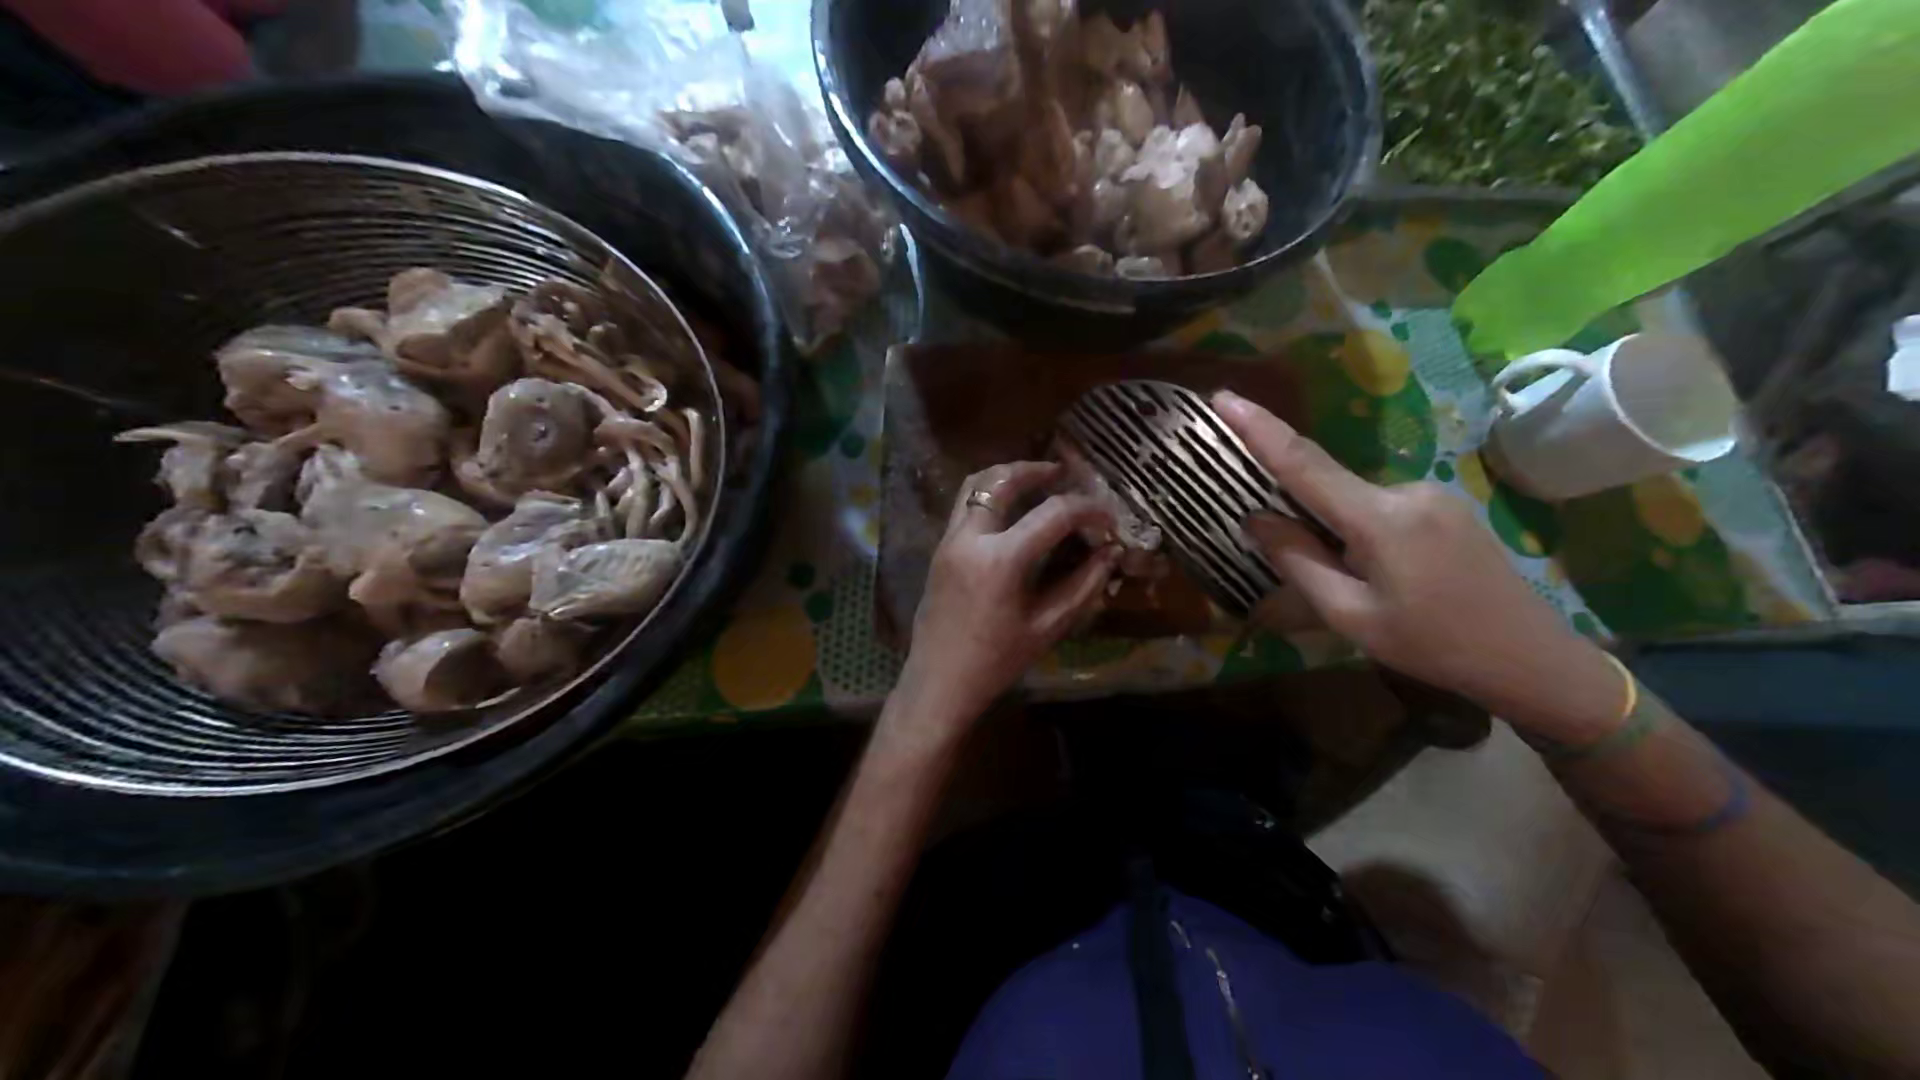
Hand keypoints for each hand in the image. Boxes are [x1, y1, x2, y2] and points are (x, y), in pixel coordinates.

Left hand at [892, 462, 1122, 741]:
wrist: (938, 682)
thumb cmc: (996, 661)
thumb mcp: (1048, 627)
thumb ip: (1083, 585)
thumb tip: (1110, 553)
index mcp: (1001, 559)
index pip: (1053, 513)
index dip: (1088, 510)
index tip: (1108, 518)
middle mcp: (970, 538)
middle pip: (1002, 481)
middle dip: (1037, 471)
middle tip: (1063, 473)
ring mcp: (949, 541)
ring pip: (975, 485)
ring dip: (1007, 476)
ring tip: (1036, 480)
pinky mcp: (939, 549)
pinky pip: (964, 505)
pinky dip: (989, 494)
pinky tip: (1011, 509)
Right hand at [1213, 392, 1624, 735]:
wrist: (1532, 658)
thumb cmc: (1432, 645)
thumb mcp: (1350, 615)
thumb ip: (1298, 562)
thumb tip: (1256, 519)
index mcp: (1381, 518)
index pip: (1304, 464)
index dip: (1259, 430)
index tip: (1223, 398)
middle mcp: (1407, 490)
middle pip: (1326, 485)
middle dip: (1296, 508)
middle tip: (1287, 553)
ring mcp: (1432, 493)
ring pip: (1353, 499)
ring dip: (1332, 527)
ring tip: (1352, 582)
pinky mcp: (1445, 504)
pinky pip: (1379, 506)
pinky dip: (1357, 527)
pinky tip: (1377, 571)